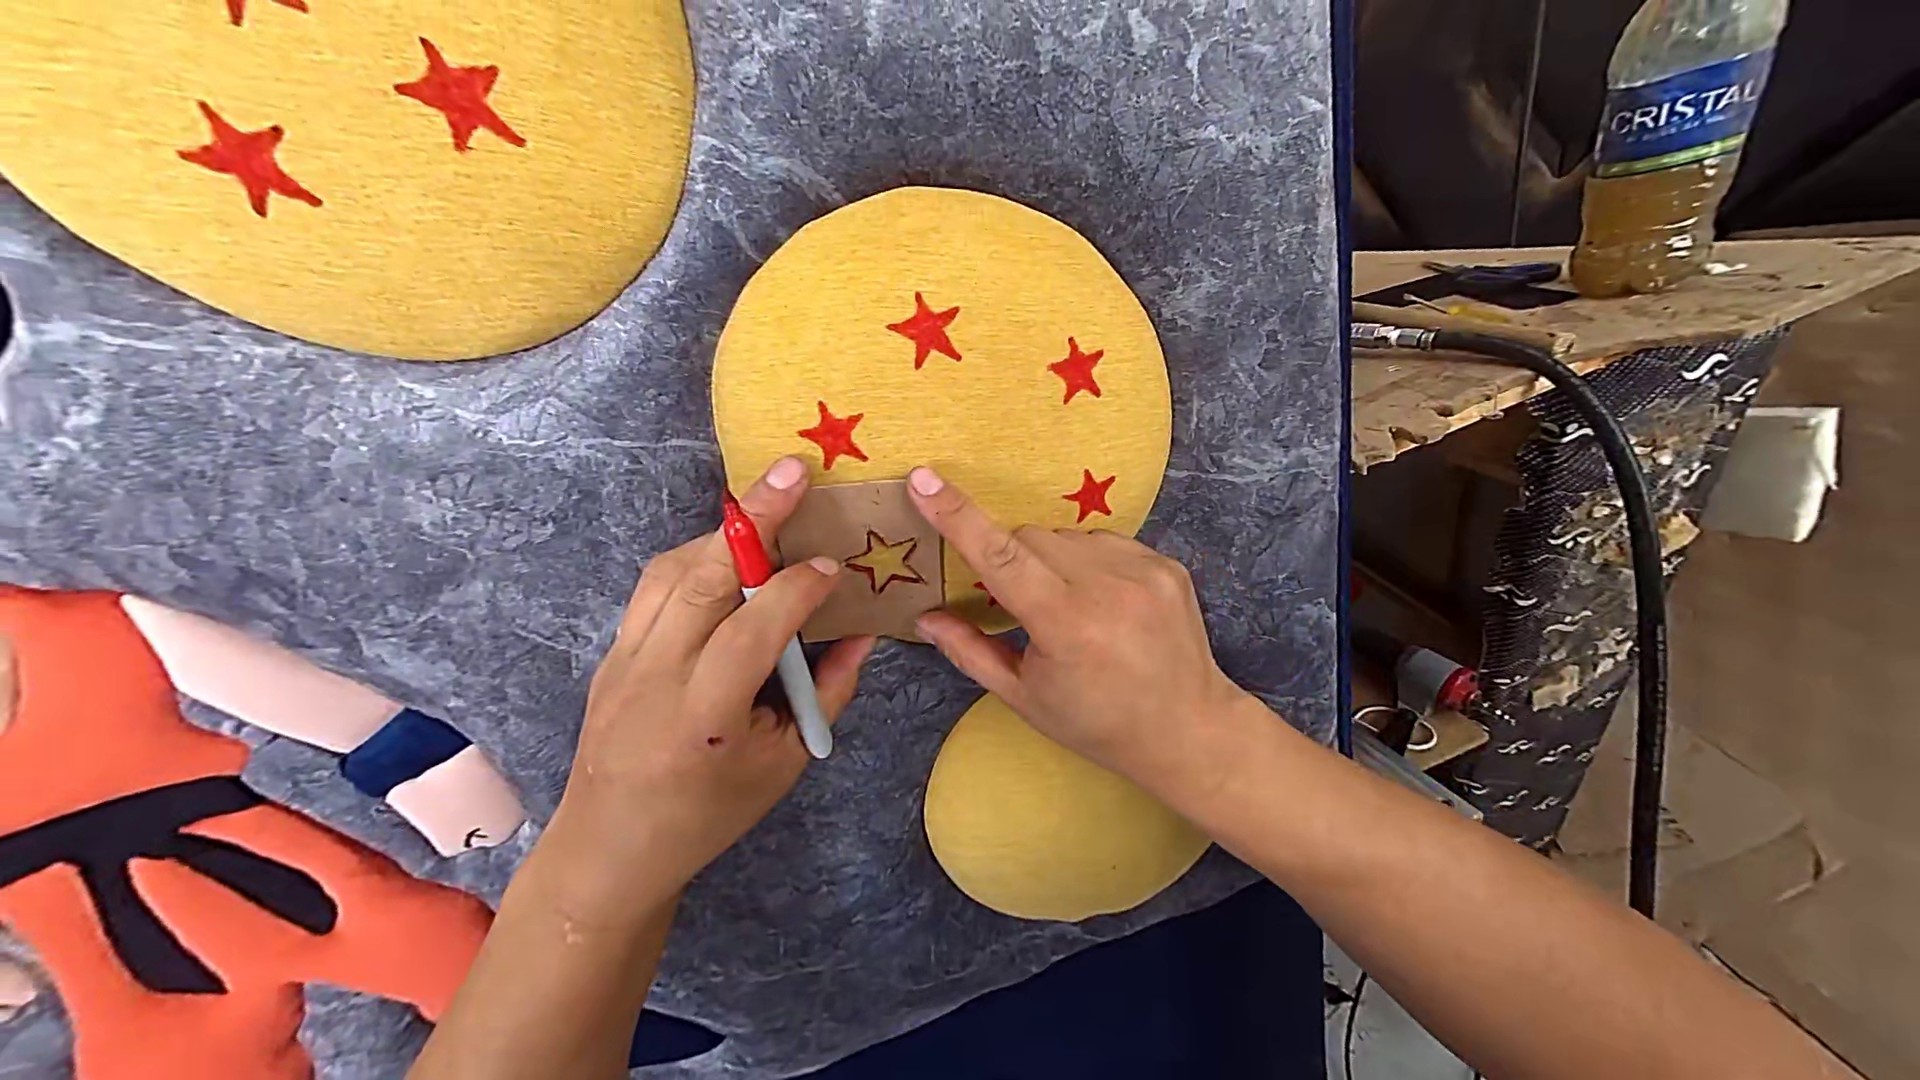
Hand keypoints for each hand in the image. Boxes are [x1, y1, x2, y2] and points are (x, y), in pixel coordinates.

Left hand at [554, 457, 874, 904]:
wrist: (609, 848)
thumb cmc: (710, 814)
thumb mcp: (785, 762)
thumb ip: (829, 690)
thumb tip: (862, 633)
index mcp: (703, 719)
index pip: (751, 632)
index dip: (796, 591)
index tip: (833, 567)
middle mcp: (653, 677)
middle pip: (701, 578)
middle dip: (754, 519)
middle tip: (793, 472)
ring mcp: (623, 658)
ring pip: (672, 570)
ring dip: (725, 533)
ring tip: (767, 510)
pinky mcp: (612, 649)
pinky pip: (655, 584)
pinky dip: (697, 555)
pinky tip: (728, 553)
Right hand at [907, 467, 1261, 802]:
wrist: (1189, 730)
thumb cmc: (1096, 723)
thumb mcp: (1024, 697)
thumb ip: (970, 651)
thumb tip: (924, 617)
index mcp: (1066, 625)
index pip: (1000, 557)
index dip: (958, 516)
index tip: (924, 480)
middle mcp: (1107, 587)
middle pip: (1030, 536)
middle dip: (1011, 558)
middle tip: (1023, 603)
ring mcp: (1144, 570)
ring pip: (1066, 535)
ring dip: (1051, 559)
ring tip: (1072, 606)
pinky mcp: (1166, 563)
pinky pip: (1103, 540)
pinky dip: (1088, 562)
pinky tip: (1103, 600)